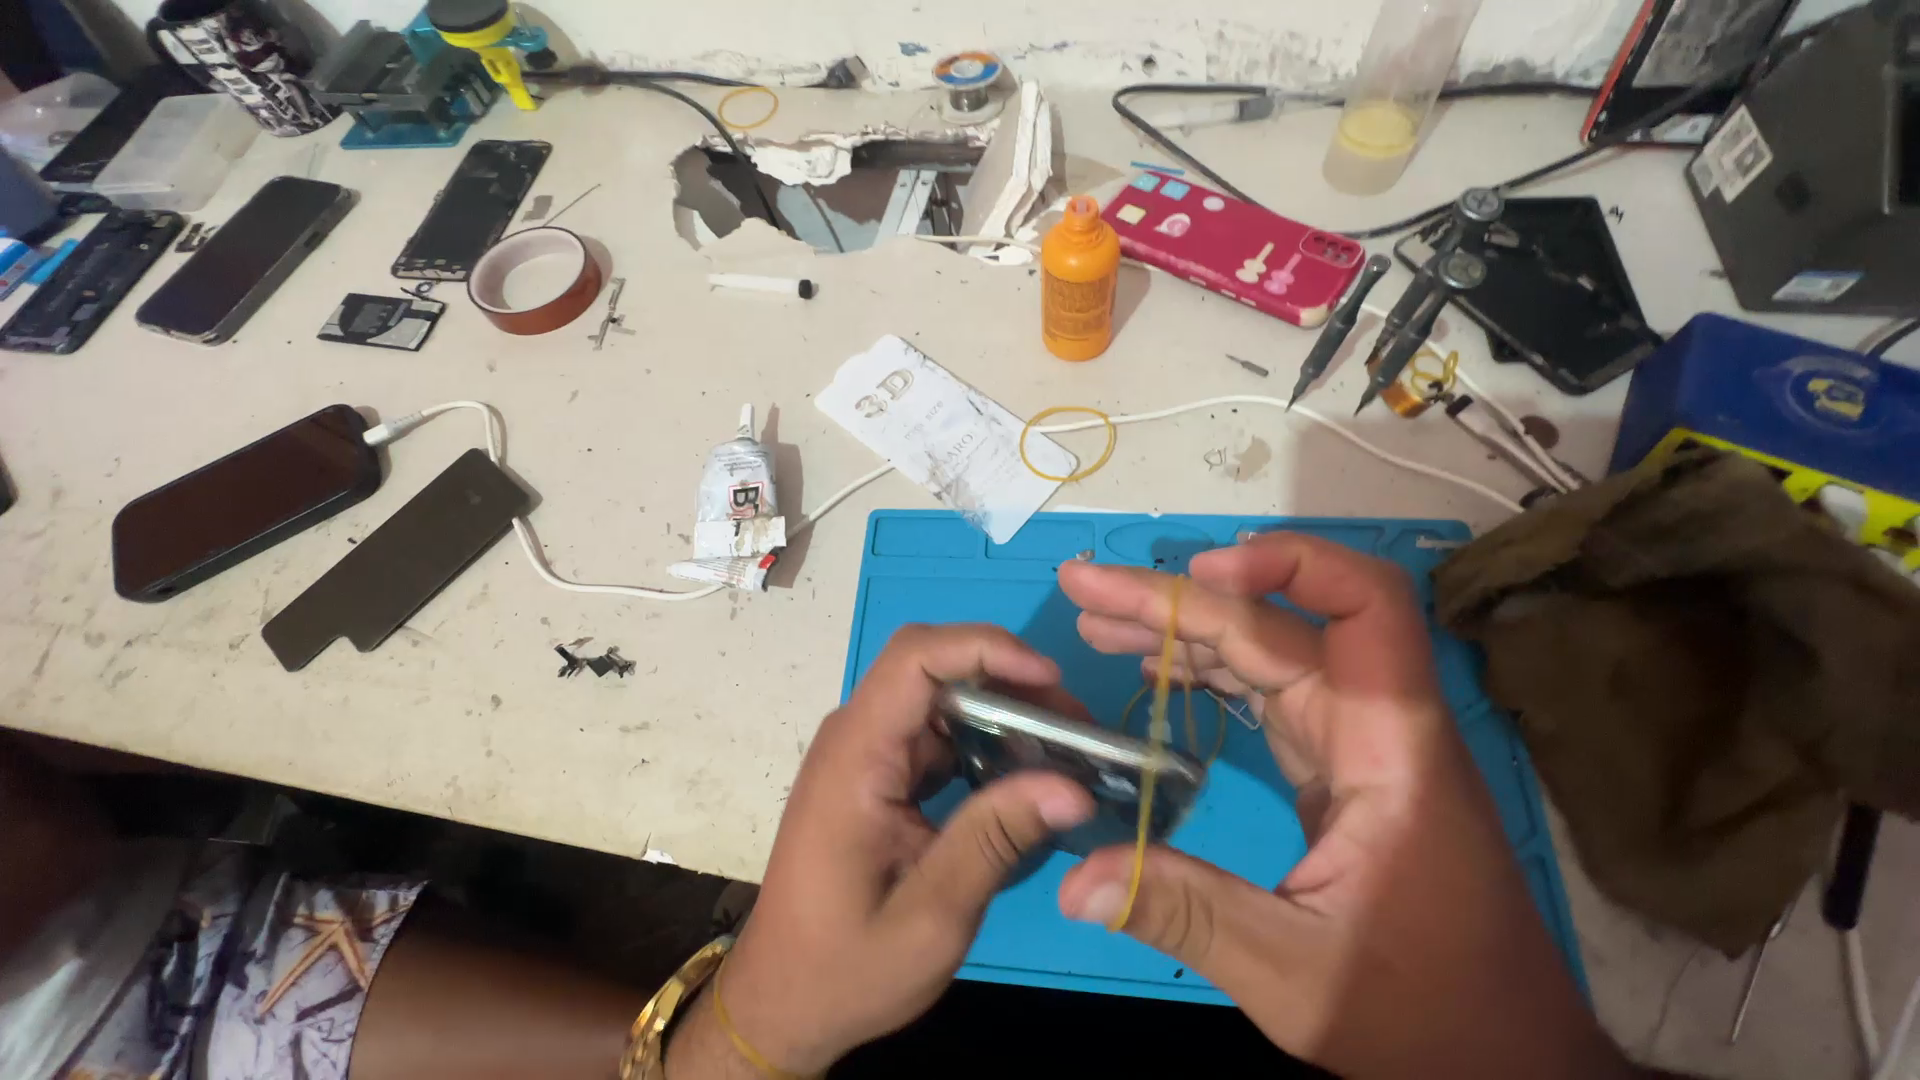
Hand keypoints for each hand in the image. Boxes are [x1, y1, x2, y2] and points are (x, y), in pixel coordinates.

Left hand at [670, 624, 1094, 1076]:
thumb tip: (1073, 787)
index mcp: (857, 756)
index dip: (985, 649)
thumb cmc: (845, 965)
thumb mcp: (930, 915)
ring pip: (941, 700)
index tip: (1049, 680)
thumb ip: (996, 840)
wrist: (783, 1002)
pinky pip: (936, 736)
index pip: (915, 658)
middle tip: (1074, 723)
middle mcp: (857, 737)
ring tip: (1064, 749)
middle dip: (1009, 680)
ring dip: (1003, 712)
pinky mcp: (878, 776)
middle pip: (934, 669)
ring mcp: (866, 754)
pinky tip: (1025, 775)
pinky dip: (985, 743)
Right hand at [1055, 534, 1628, 1078]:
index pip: (1367, 608)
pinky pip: (1263, 694)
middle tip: (1087, 594)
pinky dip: (1204, 673)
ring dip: (1184, 631)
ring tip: (1099, 627)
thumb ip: (1184, 913)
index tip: (1201, 571)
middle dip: (1180, 601)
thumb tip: (1072, 880)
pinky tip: (1153, 671)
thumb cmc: (1425, 1016)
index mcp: (1390, 749)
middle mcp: (1374, 724)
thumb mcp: (1296, 974)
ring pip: (1266, 652)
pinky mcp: (1336, 766)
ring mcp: (1354, 743)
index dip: (1291, 565)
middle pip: (1278, 625)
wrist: (1505, 1059)